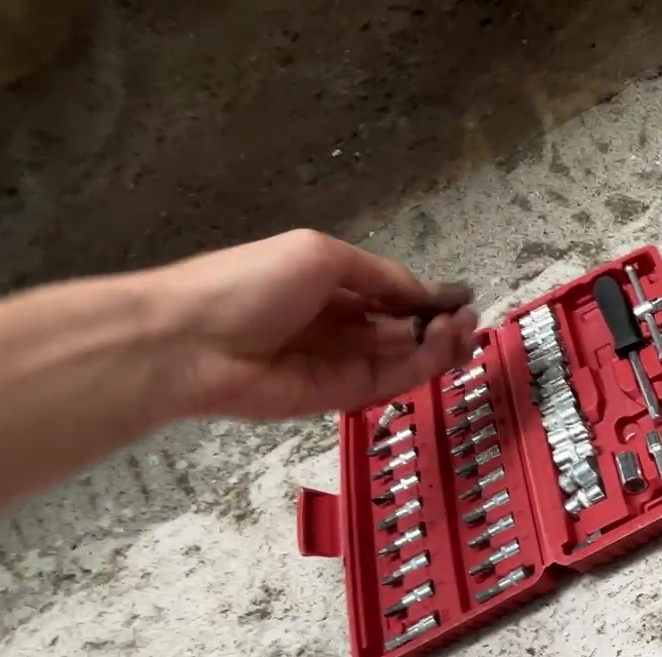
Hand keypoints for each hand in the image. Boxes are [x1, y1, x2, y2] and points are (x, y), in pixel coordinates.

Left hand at [147, 229, 477, 420]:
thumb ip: (382, 275)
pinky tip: (441, 343)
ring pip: (410, 356)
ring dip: (443, 342)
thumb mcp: (320, 255)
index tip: (464, 299)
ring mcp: (348, 363)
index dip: (430, 298)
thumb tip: (429, 296)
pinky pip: (397, 379)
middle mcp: (343, 326)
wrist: (190, 343)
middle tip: (470, 319)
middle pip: (408, 329)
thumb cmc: (247, 284)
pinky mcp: (351, 395)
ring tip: (464, 329)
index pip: (394, 296)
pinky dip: (425, 363)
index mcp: (331, 288)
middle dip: (443, 323)